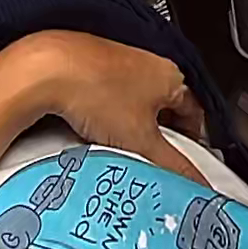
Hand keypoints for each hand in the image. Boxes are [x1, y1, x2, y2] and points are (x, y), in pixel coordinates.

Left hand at [5, 31, 208, 182]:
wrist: (49, 70)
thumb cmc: (97, 89)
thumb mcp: (142, 141)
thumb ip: (174, 166)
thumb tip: (198, 184)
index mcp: (171, 75)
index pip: (196, 113)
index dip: (194, 142)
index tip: (188, 165)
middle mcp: (149, 64)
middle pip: (166, 111)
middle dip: (159, 139)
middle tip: (151, 164)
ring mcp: (121, 65)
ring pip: (137, 108)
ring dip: (131, 131)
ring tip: (119, 151)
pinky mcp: (96, 69)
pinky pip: (112, 101)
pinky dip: (108, 120)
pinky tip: (96, 135)